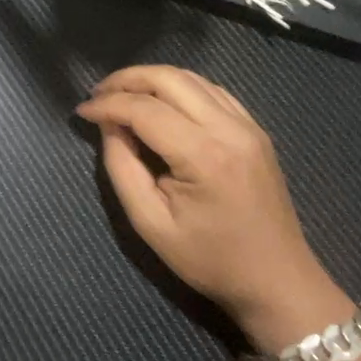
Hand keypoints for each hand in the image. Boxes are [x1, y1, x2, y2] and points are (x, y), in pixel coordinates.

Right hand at [77, 66, 349, 344]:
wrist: (279, 284)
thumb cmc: (211, 260)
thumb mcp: (150, 223)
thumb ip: (121, 166)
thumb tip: (109, 124)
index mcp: (204, 156)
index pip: (143, 109)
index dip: (106, 104)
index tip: (81, 112)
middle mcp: (229, 130)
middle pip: (167, 78)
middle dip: (126, 79)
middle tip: (98, 95)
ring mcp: (248, 126)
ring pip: (189, 77)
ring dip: (150, 79)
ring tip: (122, 95)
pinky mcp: (255, 130)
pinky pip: (210, 90)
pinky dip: (178, 86)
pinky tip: (160, 103)